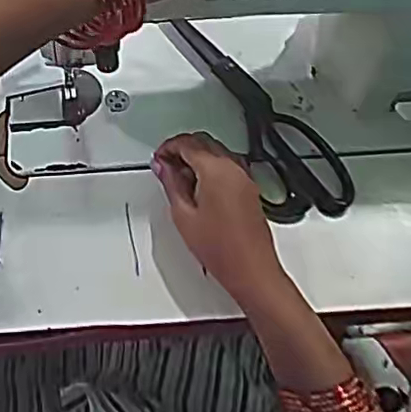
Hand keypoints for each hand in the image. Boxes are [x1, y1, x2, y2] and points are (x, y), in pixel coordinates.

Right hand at [151, 132, 290, 308]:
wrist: (251, 270)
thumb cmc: (223, 249)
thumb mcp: (183, 215)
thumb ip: (171, 184)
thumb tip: (163, 167)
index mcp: (216, 169)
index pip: (187, 143)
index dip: (168, 147)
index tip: (159, 157)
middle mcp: (233, 167)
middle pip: (203, 142)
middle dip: (182, 148)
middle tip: (165, 163)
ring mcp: (244, 176)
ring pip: (216, 151)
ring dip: (197, 156)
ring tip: (179, 176)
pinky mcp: (249, 187)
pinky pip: (227, 164)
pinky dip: (211, 166)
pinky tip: (199, 185)